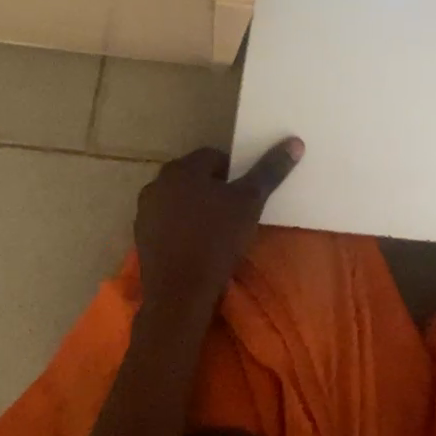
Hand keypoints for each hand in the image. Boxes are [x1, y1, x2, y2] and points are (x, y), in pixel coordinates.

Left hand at [133, 139, 303, 319]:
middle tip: (235, 211)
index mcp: (181, 168)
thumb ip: (269, 171)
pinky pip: (168, 223)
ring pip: (179, 200)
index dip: (234, 173)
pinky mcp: (141, 238)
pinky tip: (198, 246)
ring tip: (217, 230)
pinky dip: (182, 228)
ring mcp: (145, 212)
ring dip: (196, 208)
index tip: (246, 194)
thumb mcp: (250, 202)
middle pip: (194, 177)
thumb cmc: (217, 239)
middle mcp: (157, 183)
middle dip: (214, 189)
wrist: (181, 293)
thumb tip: (294, 143)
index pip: (213, 156)